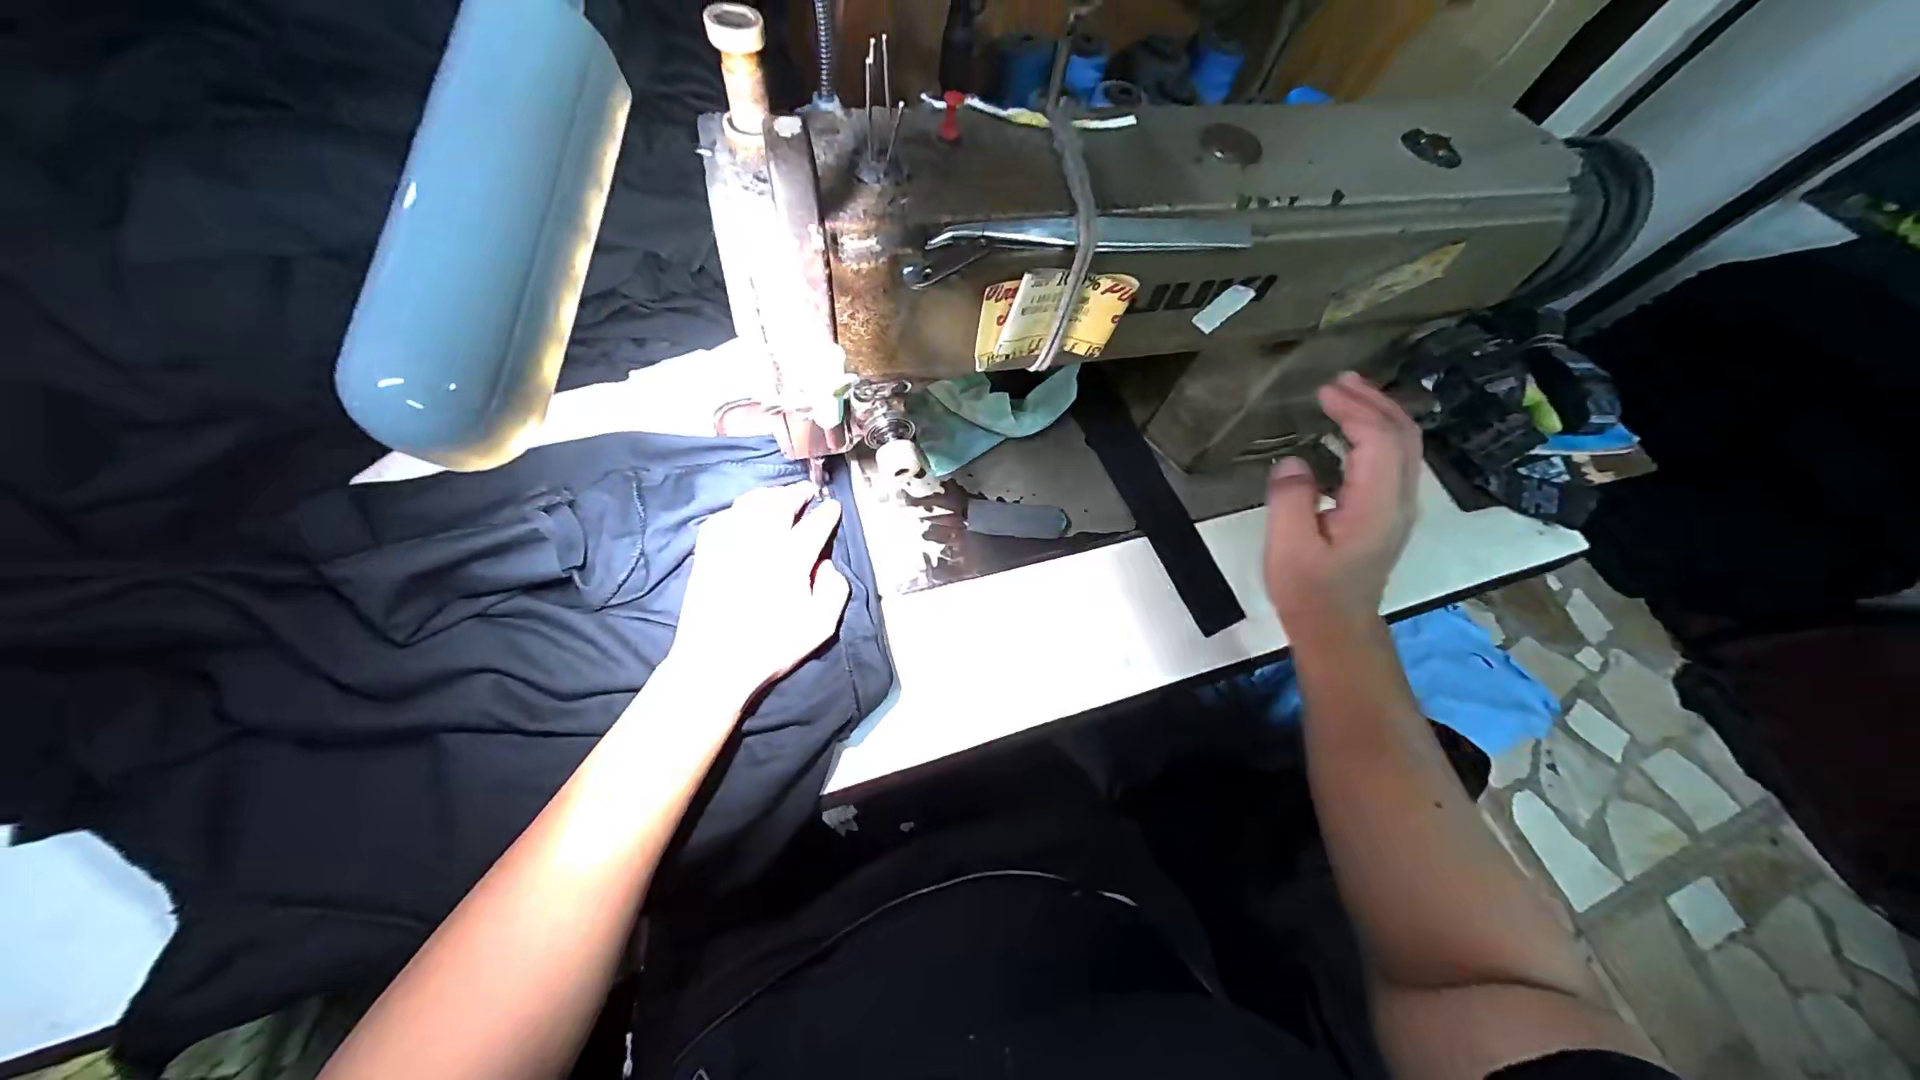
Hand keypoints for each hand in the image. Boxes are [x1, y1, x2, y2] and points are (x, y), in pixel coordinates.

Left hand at [668, 481, 851, 702]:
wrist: (716, 660)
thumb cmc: (772, 646)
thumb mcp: (820, 626)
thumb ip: (834, 590)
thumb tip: (826, 565)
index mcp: (791, 557)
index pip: (815, 523)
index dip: (827, 512)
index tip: (833, 507)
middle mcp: (760, 541)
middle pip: (780, 502)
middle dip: (797, 492)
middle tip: (808, 491)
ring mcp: (729, 543)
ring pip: (750, 504)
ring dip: (768, 494)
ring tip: (778, 496)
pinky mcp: (707, 552)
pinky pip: (722, 517)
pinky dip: (737, 510)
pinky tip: (742, 514)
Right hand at [1263, 372, 1422, 628]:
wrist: (1336, 625)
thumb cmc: (1309, 590)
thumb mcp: (1288, 547)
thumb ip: (1290, 499)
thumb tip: (1294, 461)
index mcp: (1377, 506)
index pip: (1379, 441)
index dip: (1355, 410)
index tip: (1323, 392)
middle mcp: (1400, 501)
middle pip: (1404, 435)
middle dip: (1375, 401)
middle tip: (1340, 380)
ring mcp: (1400, 507)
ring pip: (1404, 446)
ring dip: (1379, 414)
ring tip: (1347, 394)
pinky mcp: (1390, 513)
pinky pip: (1394, 460)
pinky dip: (1376, 435)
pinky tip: (1349, 433)